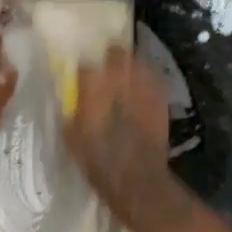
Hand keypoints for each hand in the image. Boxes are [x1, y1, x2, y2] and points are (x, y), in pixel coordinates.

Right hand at [63, 46, 193, 231]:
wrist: (136, 179)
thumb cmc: (98, 162)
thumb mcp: (71, 137)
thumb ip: (71, 109)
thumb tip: (72, 96)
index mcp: (92, 87)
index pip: (86, 63)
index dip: (84, 67)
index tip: (82, 74)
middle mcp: (119, 80)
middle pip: (115, 53)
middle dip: (109, 56)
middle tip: (105, 65)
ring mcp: (143, 86)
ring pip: (137, 61)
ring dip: (129, 64)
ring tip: (125, 72)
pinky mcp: (160, 97)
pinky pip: (154, 77)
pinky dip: (147, 77)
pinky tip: (141, 86)